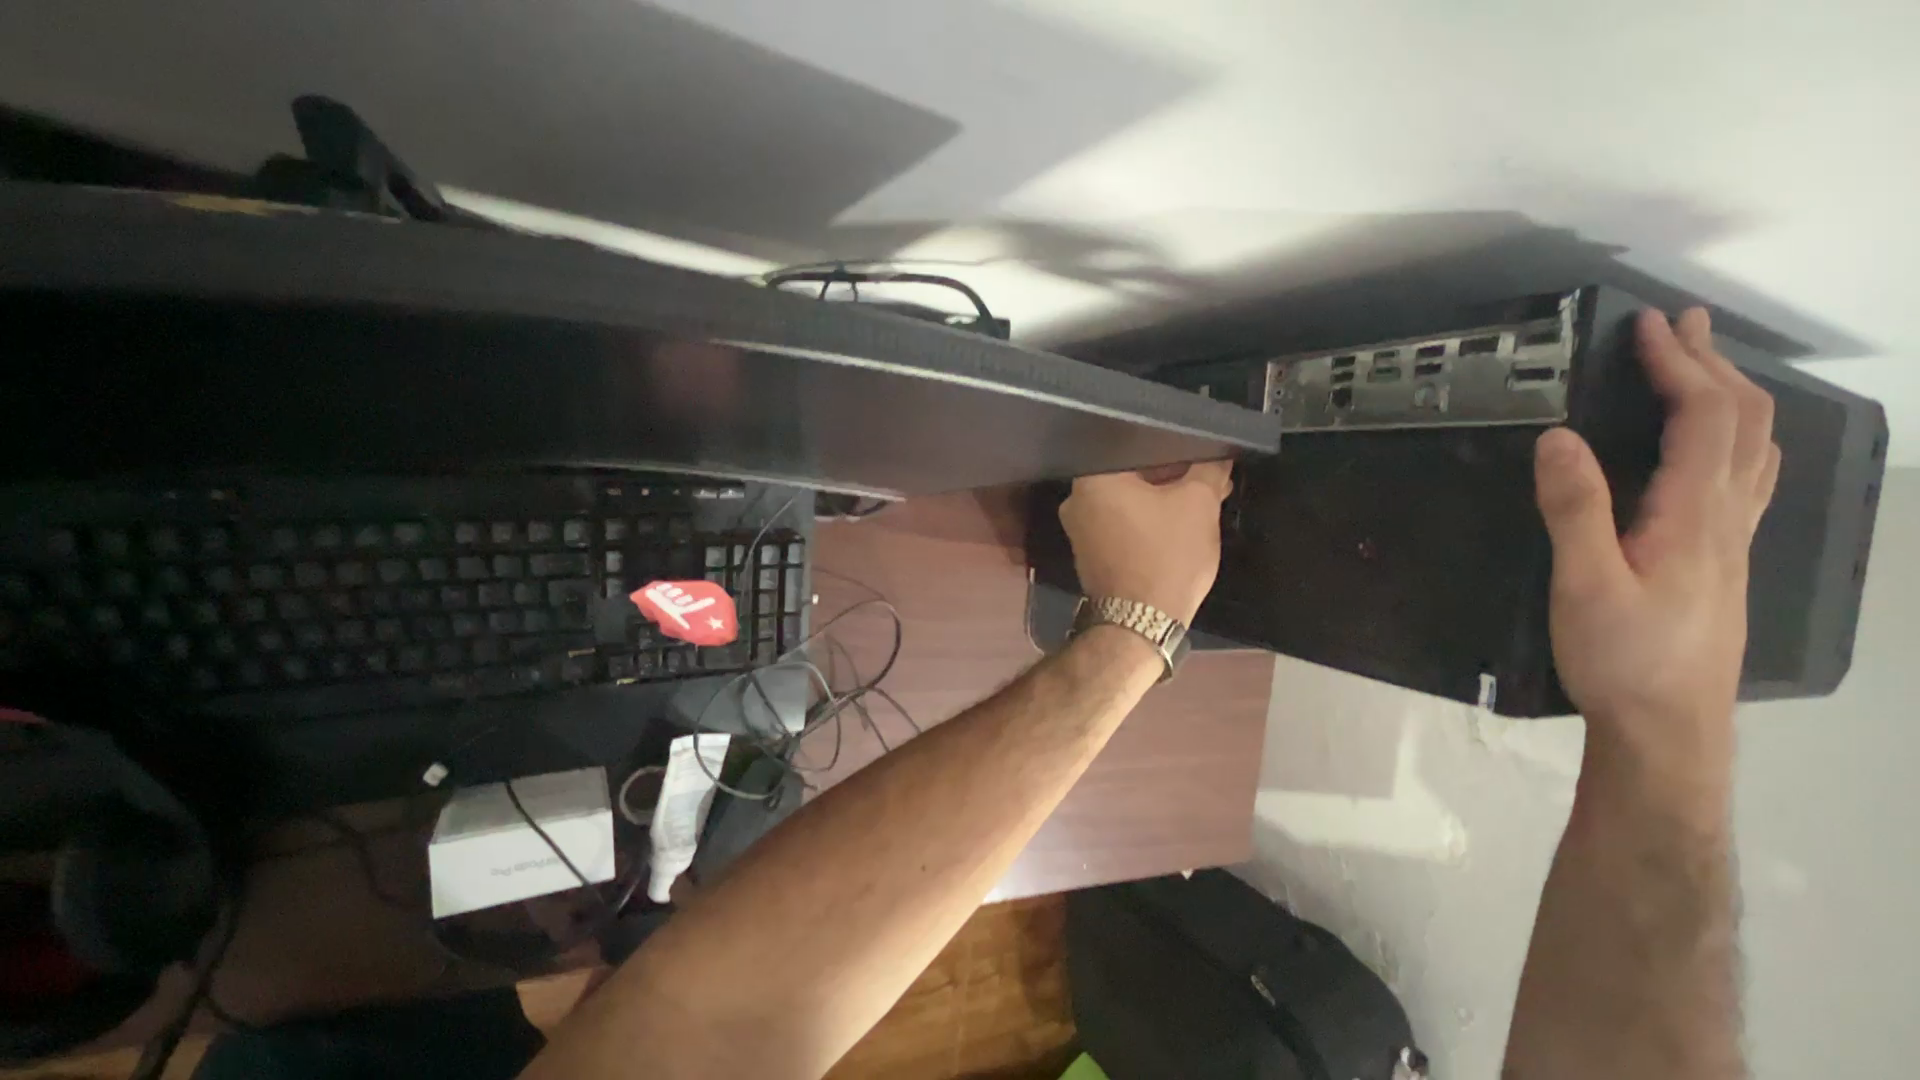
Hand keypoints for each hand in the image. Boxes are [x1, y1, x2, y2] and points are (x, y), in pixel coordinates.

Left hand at [1058, 459, 1233, 624]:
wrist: (1141, 624)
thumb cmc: (1166, 557)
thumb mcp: (1200, 504)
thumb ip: (1209, 469)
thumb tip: (1219, 454)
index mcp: (1092, 478)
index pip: (1136, 445)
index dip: (1175, 448)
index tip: (1200, 455)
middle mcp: (1076, 500)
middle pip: (1132, 474)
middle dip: (1172, 476)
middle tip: (1207, 479)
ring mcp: (1080, 530)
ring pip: (1129, 501)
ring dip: (1163, 500)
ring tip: (1201, 502)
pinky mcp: (1091, 554)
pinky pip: (1124, 525)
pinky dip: (1149, 522)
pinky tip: (1178, 525)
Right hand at [1535, 308, 1778, 767]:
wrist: (1669, 726)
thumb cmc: (1622, 657)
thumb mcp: (1584, 585)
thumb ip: (1574, 510)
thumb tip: (1559, 437)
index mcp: (1694, 515)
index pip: (1703, 418)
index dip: (1678, 365)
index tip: (1645, 327)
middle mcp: (1728, 516)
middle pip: (1742, 421)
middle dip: (1711, 363)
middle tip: (1677, 324)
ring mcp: (1734, 539)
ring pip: (1756, 447)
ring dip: (1731, 394)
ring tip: (1701, 363)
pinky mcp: (1723, 560)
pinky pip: (1749, 477)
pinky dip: (1737, 436)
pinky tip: (1721, 444)